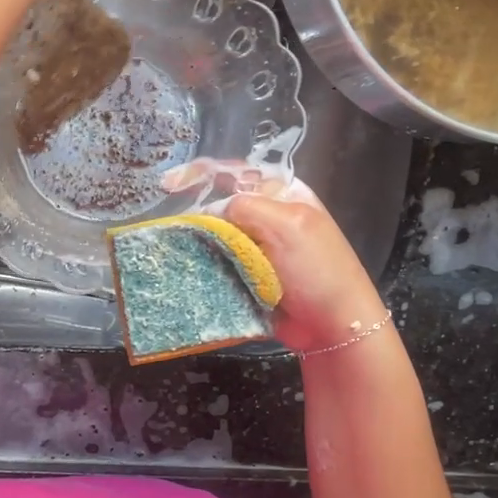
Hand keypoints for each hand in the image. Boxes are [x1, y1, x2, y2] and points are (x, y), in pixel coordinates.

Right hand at [162, 159, 388, 353]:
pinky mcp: (244, 275)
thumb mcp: (287, 226)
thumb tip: (206, 212)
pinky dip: (199, 266)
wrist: (332, 325)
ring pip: (212, 236)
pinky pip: (214, 265)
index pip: (235, 172)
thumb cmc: (318, 270)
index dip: (200, 173)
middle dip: (191, 211)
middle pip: (217, 204)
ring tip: (167, 247)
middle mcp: (265, 217)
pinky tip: (182, 268)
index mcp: (280, 195)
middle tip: (165, 223)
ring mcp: (254, 248)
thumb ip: (244, 207)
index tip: (168, 185)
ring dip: (192, 242)